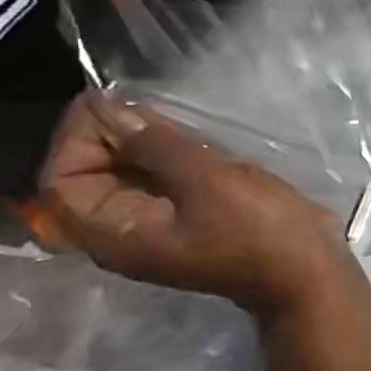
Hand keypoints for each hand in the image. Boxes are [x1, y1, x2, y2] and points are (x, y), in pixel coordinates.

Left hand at [38, 93, 350, 316]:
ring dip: (138, 145)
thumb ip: (157, 145)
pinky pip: (160, 186)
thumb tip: (115, 110)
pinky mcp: (191, 222)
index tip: (112, 100)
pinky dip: (165, 158)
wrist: (307, 271)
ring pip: (127, 180)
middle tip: (139, 100)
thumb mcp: (209, 181)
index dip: (77, 137)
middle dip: (107, 136)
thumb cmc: (257, 229)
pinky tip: (190, 139)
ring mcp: (161, 230)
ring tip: (165, 113)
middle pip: (90, 179)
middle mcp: (126, 235)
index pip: (62, 181)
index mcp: (116, 234)